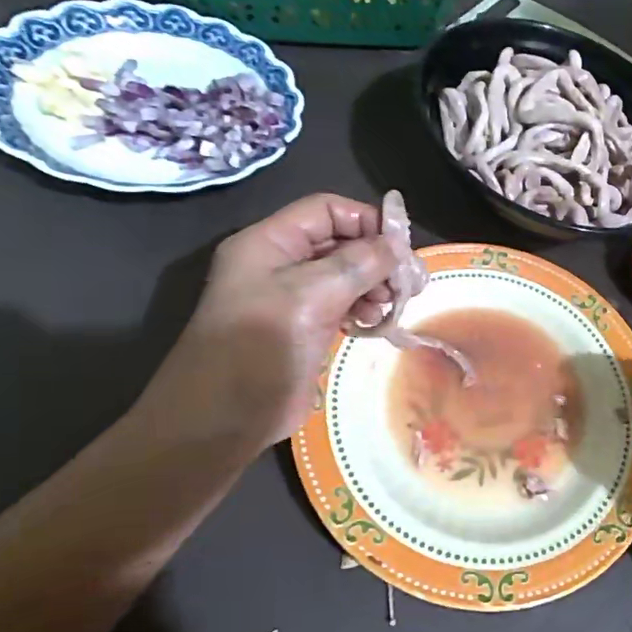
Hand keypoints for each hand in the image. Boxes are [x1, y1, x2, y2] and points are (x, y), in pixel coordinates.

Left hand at [129, 194, 400, 448]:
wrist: (221, 421)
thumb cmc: (259, 348)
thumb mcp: (309, 296)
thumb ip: (358, 264)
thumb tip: (398, 244)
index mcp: (269, 243)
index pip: (327, 210)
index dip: (367, 220)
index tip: (403, 247)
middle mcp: (280, 263)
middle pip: (341, 242)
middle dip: (378, 258)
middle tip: (410, 284)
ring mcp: (293, 298)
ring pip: (347, 275)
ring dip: (376, 285)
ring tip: (394, 306)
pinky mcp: (305, 328)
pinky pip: (343, 305)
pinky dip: (365, 309)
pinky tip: (377, 324)